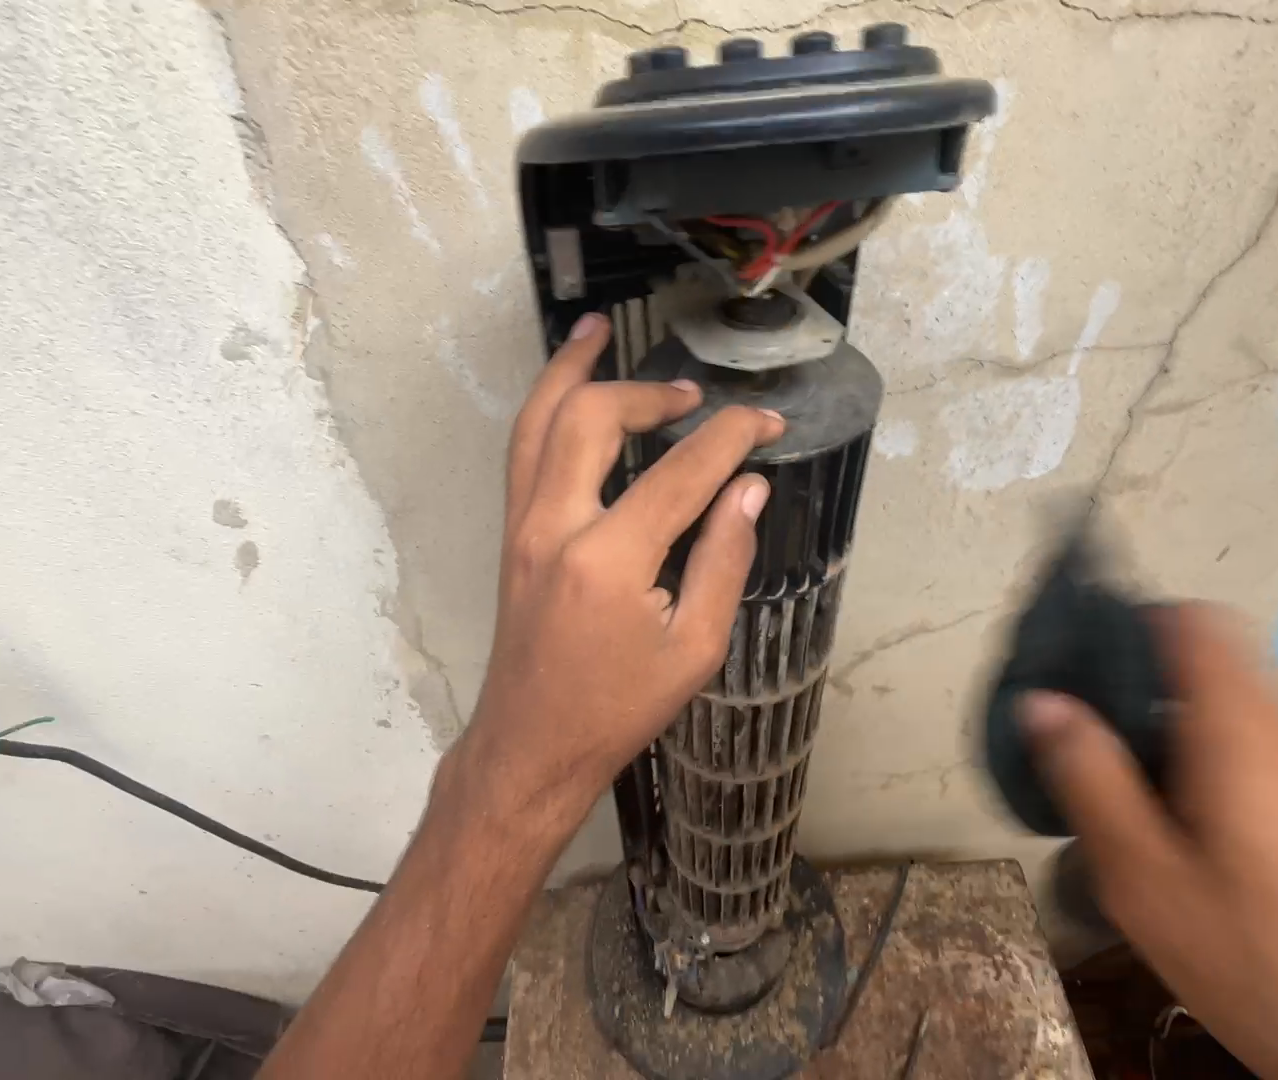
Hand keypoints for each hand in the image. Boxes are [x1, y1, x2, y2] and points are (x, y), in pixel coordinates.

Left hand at [461, 313, 782, 833]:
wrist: (533, 744)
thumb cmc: (620, 708)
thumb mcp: (696, 648)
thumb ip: (724, 561)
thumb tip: (747, 490)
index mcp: (610, 560)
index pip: (681, 471)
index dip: (731, 437)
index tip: (766, 424)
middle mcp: (555, 526)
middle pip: (592, 419)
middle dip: (649, 394)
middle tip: (694, 400)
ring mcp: (522, 525)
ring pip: (537, 421)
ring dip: (570, 370)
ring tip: (597, 330)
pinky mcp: (512, 533)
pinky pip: (524, 450)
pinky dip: (545, 408)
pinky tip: (566, 388)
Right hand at [1024, 606, 1277, 1079]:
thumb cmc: (1268, 962)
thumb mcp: (1144, 877)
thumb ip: (1089, 778)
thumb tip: (1042, 703)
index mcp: (1244, 733)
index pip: (1194, 624)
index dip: (1135, 621)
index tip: (1086, 661)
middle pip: (1212, 692)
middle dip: (1149, 722)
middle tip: (1106, 783)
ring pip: (1247, 746)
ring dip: (1193, 769)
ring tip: (1162, 846)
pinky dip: (1242, 803)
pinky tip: (1233, 885)